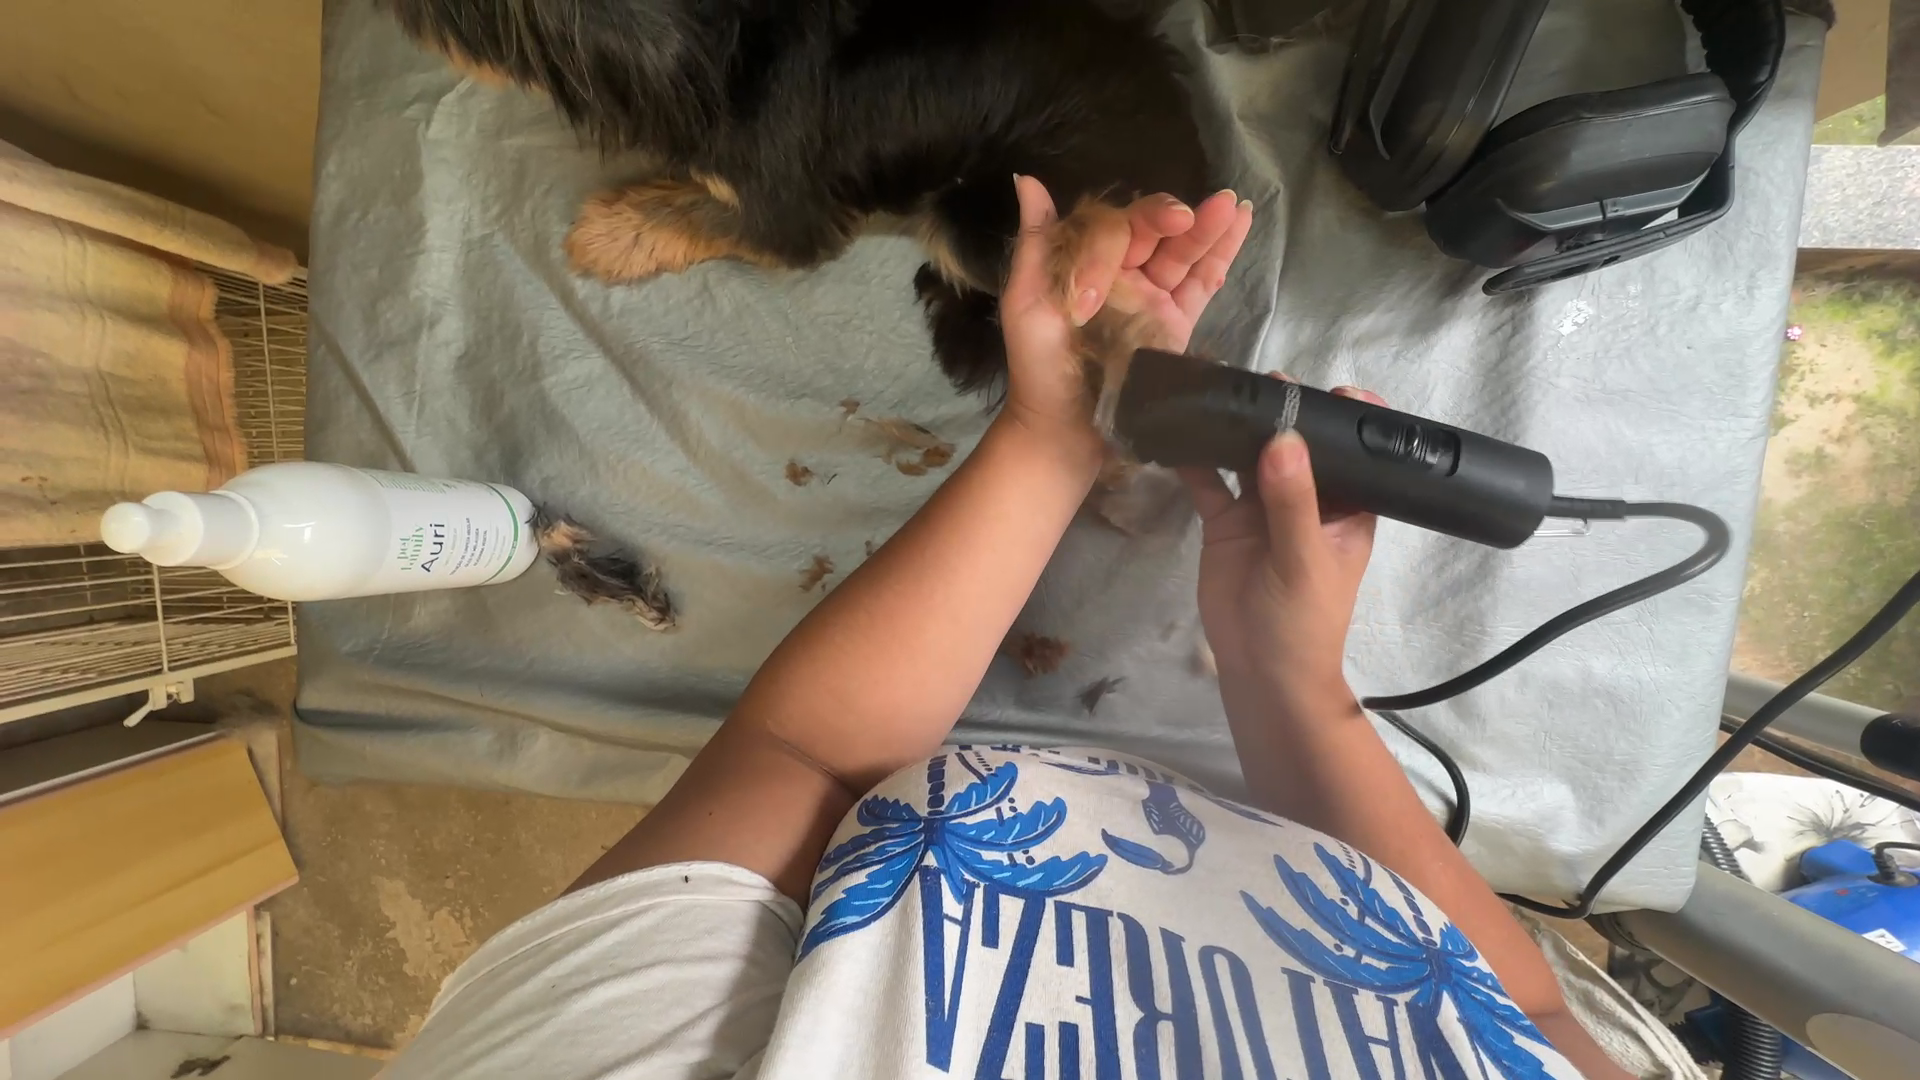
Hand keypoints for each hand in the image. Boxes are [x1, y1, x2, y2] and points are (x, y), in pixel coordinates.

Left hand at [999, 176, 1253, 443]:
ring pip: (1181, 252)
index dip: (1110, 244)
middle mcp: (1120, 274)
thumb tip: (1026, 181)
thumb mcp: (1025, 303)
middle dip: (1168, 218)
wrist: (1063, 427)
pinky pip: (1202, 281)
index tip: (1095, 290)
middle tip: (1185, 217)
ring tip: (1229, 204)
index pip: (1107, 232)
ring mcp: (1151, 297)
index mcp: (1083, 263)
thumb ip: (1036, 244)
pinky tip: (1240, 219)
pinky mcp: (1176, 322)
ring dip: (1205, 227)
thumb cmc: (1038, 368)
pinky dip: (1222, 252)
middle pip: (1151, 231)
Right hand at [1178, 385, 1382, 709]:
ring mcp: (1262, 510)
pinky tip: (1181, 436)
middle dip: (1287, 416)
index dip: (1351, 423)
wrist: (1260, 669)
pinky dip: (1196, 462)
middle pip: (1298, 448)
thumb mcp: (1305, 560)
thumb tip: (1283, 439)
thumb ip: (1293, 501)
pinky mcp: (1226, 523)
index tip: (1334, 391)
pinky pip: (1210, 484)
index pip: (1357, 456)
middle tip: (1267, 383)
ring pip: (1251, 459)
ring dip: (1241, 431)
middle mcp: (1306, 500)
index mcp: (1346, 508)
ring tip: (1224, 395)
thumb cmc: (1304, 620)